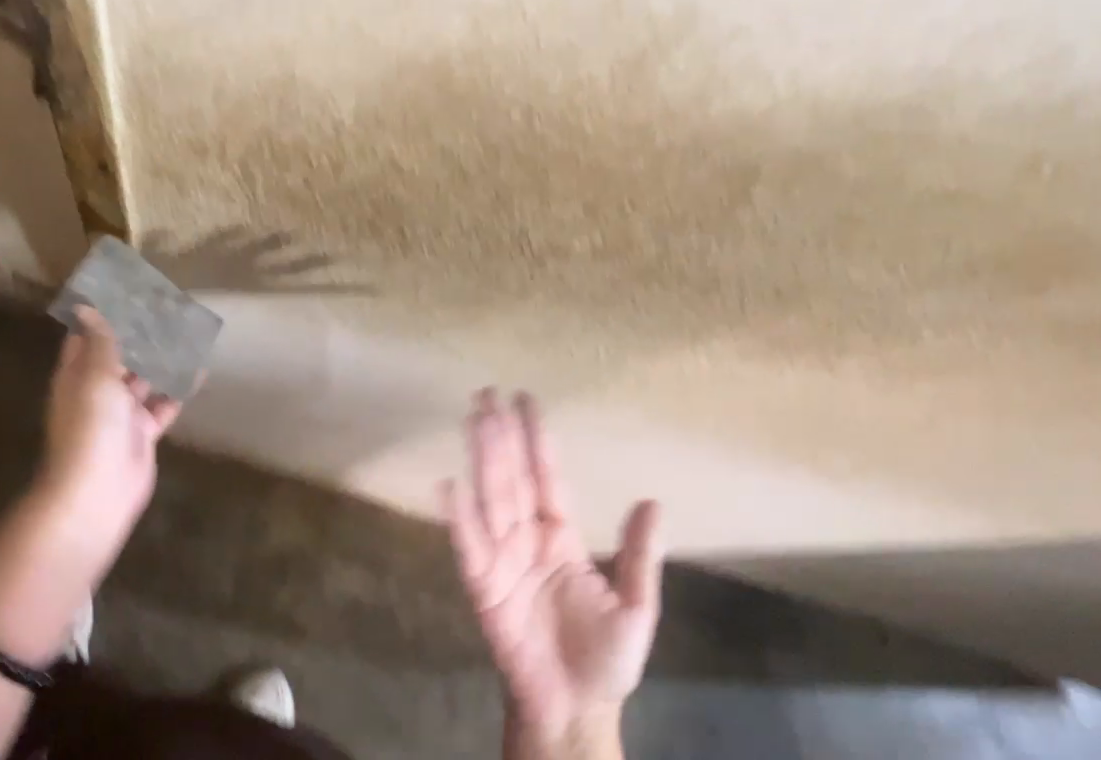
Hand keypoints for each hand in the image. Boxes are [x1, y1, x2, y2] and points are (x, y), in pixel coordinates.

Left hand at [34, 306, 182, 573]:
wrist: (97, 492)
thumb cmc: (90, 426)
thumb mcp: (95, 376)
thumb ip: (100, 342)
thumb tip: (86, 306)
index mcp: (76, 374)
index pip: (87, 337)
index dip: (103, 315)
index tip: (125, 290)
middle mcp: (96, 390)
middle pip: (119, 356)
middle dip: (138, 334)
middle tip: (166, 305)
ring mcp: (120, 413)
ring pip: (143, 378)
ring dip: (161, 359)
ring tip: (186, 330)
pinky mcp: (142, 432)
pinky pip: (163, 405)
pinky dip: (178, 389)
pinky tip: (199, 369)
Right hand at [441, 389, 662, 739]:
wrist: (574, 706)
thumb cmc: (605, 658)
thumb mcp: (637, 606)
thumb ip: (637, 555)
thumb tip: (651, 501)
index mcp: (561, 538)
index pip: (545, 477)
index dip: (536, 439)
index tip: (524, 400)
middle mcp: (526, 538)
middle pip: (511, 477)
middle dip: (499, 435)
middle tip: (485, 394)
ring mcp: (502, 558)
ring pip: (490, 498)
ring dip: (480, 460)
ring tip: (472, 421)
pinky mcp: (483, 585)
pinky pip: (470, 545)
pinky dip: (458, 517)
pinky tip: (448, 485)